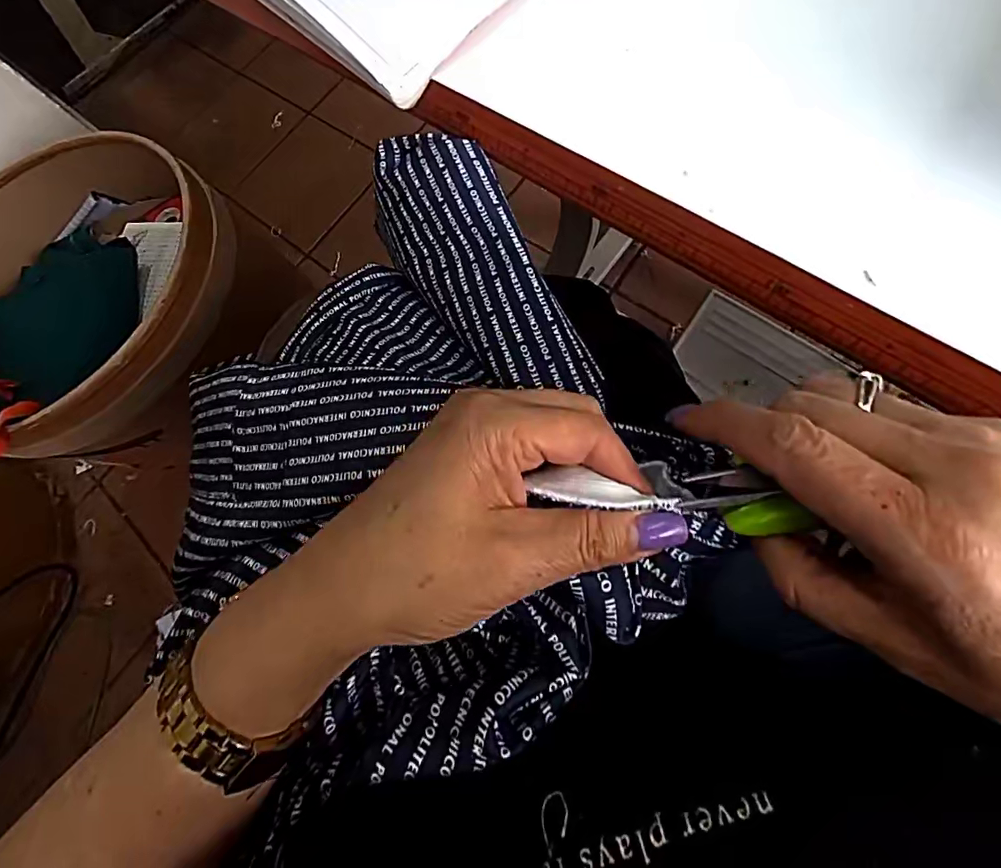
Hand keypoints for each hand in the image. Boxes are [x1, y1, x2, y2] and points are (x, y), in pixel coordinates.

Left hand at [294, 387, 688, 646]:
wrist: (333, 595)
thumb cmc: (418, 576)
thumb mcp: (517, 560)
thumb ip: (596, 538)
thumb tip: (667, 528)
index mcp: (495, 420)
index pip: (589, 429)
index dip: (625, 474)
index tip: (645, 523)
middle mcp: (483, 404)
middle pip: (574, 419)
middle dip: (602, 469)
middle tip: (609, 527)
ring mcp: (468, 421)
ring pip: (553, 430)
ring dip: (575, 475)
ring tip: (571, 528)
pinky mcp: (461, 444)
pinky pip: (526, 444)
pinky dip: (548, 475)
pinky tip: (540, 516)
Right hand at [671, 375, 1000, 867]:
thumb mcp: (907, 653)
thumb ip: (810, 581)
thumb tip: (762, 529)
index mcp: (933, 536)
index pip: (797, 445)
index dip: (730, 424)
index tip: (698, 421)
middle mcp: (962, 468)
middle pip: (816, 405)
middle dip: (767, 429)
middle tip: (759, 480)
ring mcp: (988, 439)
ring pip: (854, 400)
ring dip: (815, 432)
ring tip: (828, 492)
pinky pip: (899, 411)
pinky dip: (862, 434)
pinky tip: (880, 483)